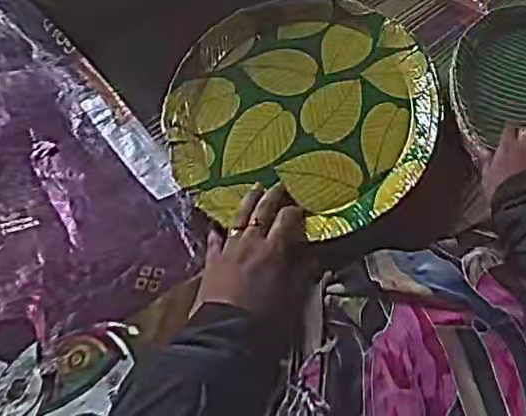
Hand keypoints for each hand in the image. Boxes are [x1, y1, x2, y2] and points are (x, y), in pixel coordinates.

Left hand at [193, 184, 312, 319]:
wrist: (220, 340)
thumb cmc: (262, 321)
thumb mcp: (291, 298)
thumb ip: (302, 273)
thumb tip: (314, 255)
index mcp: (274, 248)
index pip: (288, 217)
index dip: (296, 209)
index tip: (303, 206)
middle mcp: (252, 242)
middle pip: (264, 210)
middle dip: (274, 195)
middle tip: (281, 184)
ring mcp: (229, 249)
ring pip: (240, 217)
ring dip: (249, 200)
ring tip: (256, 188)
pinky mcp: (211, 262)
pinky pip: (214, 240)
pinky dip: (217, 231)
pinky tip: (217, 225)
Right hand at [482, 124, 525, 201]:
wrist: (525, 205)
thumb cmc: (503, 191)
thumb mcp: (488, 177)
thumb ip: (486, 161)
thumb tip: (483, 152)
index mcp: (507, 145)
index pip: (509, 129)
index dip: (510, 132)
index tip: (508, 135)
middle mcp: (525, 145)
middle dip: (524, 136)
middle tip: (521, 143)